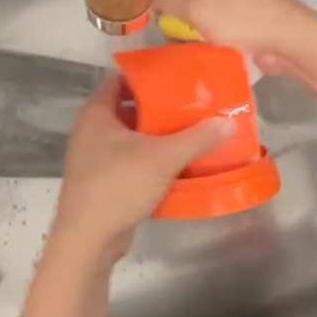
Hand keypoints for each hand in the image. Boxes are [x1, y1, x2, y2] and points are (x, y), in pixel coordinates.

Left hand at [50, 76, 233, 261]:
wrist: (88, 239)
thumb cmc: (118, 185)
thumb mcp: (163, 157)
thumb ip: (197, 138)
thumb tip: (229, 121)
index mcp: (96, 114)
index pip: (120, 81)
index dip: (147, 77)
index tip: (176, 78)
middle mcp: (90, 131)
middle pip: (128, 110)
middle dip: (157, 109)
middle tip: (190, 106)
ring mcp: (94, 159)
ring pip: (130, 139)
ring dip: (156, 137)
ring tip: (190, 132)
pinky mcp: (101, 182)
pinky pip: (129, 162)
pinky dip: (150, 160)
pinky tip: (176, 164)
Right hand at [149, 0, 316, 66]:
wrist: (291, 41)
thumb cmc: (243, 15)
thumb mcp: (196, 5)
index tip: (146, 1)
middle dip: (174, 1)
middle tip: (161, 23)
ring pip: (203, 1)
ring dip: (190, 19)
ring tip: (178, 37)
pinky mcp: (249, 11)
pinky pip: (218, 16)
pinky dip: (207, 28)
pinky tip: (199, 45)